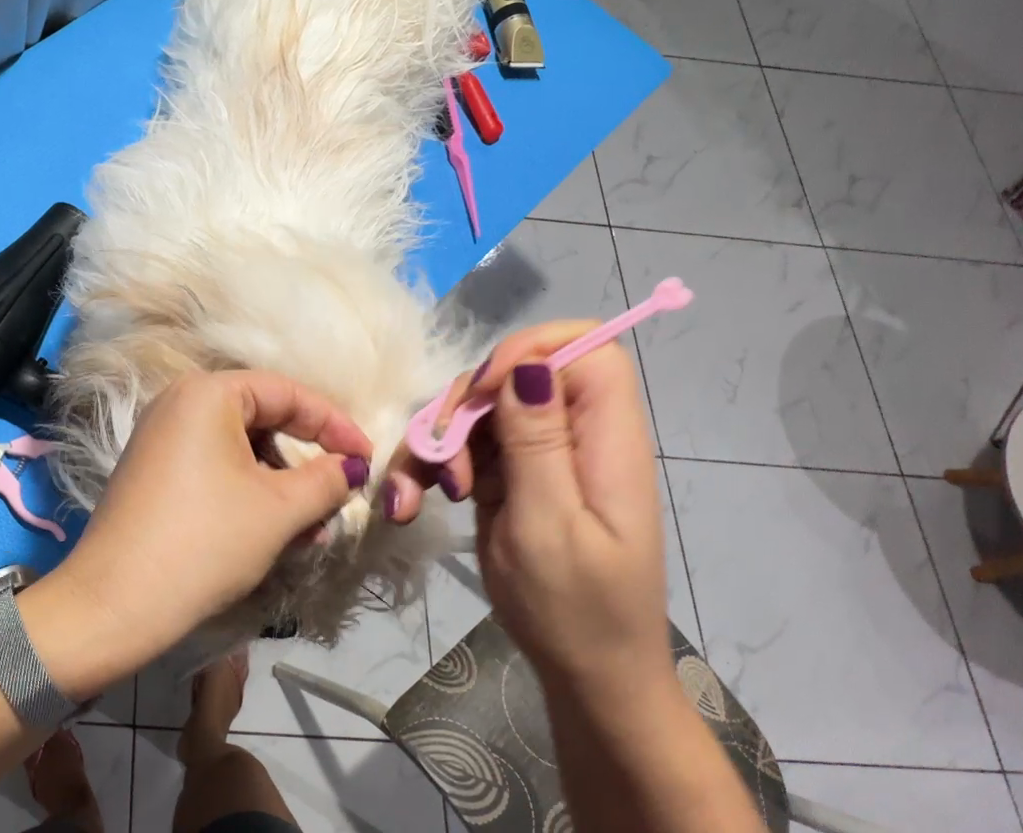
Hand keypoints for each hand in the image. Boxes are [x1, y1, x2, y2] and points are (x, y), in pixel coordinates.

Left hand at [49, 370, 371, 670]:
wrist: (115, 602)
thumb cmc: (206, 541)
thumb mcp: (280, 510)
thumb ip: (326, 479)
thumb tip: (352, 466)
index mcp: (206, 393)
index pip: (287, 393)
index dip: (335, 424)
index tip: (368, 459)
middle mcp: (177, 403)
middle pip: (262, 419)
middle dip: (306, 460)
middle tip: (340, 496)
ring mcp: (160, 439)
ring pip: (240, 450)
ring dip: (282, 485)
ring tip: (310, 529)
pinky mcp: (153, 474)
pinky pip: (214, 469)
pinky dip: (249, 494)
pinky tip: (274, 534)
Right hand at [407, 323, 669, 691]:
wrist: (584, 672)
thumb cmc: (577, 607)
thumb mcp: (550, 525)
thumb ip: (536, 442)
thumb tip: (526, 365)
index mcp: (606, 442)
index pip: (584, 351)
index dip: (530, 351)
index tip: (482, 394)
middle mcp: (573, 438)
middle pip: (514, 375)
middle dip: (463, 407)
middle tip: (441, 459)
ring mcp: (539, 458)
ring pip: (477, 412)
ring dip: (437, 445)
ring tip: (422, 496)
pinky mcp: (510, 478)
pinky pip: (464, 448)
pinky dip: (432, 469)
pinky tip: (417, 503)